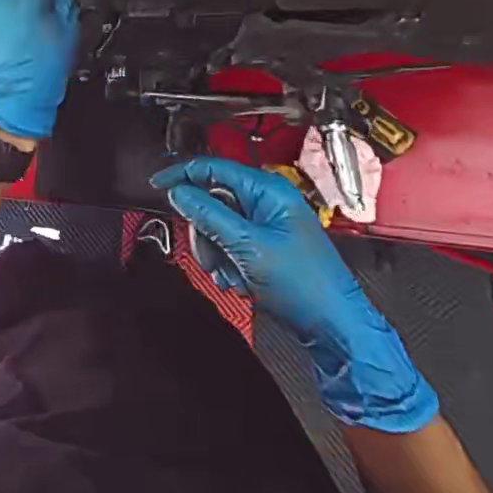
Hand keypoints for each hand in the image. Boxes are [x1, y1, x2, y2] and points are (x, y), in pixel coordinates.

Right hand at [150, 158, 438, 432]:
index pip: (215, 168)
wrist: (333, 324)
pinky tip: (241, 280)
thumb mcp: (249, 247)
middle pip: (213, 200)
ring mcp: (266, 224)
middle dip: (206, 231)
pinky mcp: (264, 246)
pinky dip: (228, 264)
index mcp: (268, 190)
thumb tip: (180, 193)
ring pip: (218, 227)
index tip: (158, 183)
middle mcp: (267, 202)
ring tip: (233, 273)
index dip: (183, 174)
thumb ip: (210, 215)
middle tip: (213, 254)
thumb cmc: (306, 284)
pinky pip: (230, 246)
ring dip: (217, 253)